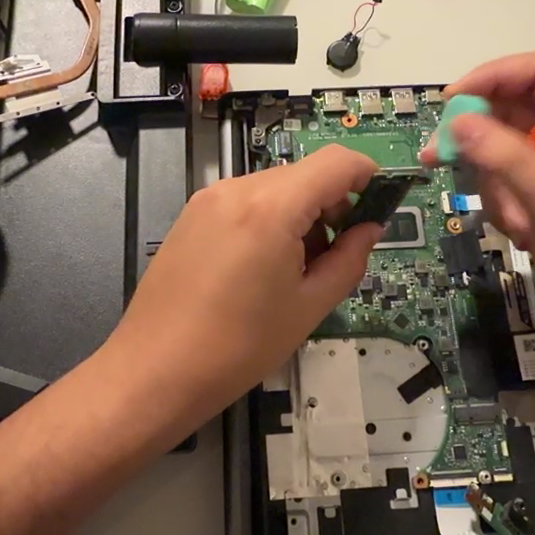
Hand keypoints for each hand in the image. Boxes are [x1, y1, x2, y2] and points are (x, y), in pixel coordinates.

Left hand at [101, 144, 382, 427]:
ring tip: (297, 271)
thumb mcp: (308, 307)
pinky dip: (270, 220)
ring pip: (276, 188)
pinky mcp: (191, 216)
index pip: (337, 162)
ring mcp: (208, 200)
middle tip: (338, 256)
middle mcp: (237, 189)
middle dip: (333, 205)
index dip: (369, 176)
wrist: (154, 372)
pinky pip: (246, 202)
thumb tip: (369, 229)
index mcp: (270, 207)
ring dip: (301, 215)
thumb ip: (349, 259)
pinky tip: (262, 268)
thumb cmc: (238, 348)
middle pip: (305, 175)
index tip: (380, 209)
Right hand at [420, 52, 534, 363]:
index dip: (494, 76)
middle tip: (439, 157)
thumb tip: (456, 121)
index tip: (450, 102)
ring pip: (500, 151)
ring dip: (494, 185)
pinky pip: (504, 185)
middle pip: (511, 110)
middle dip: (479, 138)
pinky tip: (524, 236)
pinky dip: (502, 207)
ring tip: (517, 223)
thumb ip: (505, 158)